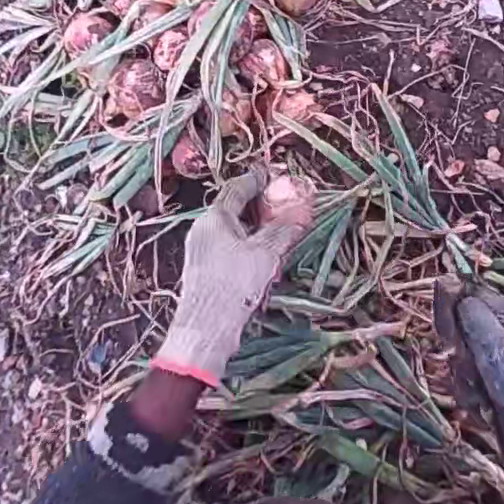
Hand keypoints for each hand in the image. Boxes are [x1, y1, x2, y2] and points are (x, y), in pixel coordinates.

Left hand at [152, 169, 314, 387]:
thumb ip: (283, 229)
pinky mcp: (205, 269)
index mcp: (214, 218)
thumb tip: (302, 210)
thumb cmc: (233, 285)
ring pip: (233, 230)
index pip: (237, 188)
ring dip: (256, 228)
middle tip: (282, 205)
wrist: (206, 328)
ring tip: (277, 233)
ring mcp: (201, 250)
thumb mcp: (265, 253)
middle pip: (234, 208)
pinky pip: (229, 247)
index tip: (273, 175)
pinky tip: (262, 258)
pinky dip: (248, 244)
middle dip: (260, 206)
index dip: (257, 180)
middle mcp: (203, 229)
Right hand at [433, 277, 503, 503]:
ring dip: (466, 369)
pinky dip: (471, 383)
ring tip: (477, 404)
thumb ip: (495, 356)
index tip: (445, 340)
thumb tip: (469, 306)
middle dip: (465, 344)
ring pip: (478, 344)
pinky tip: (479, 408)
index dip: (466, 312)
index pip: (502, 311)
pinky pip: (481, 366)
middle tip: (467, 383)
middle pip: (489, 319)